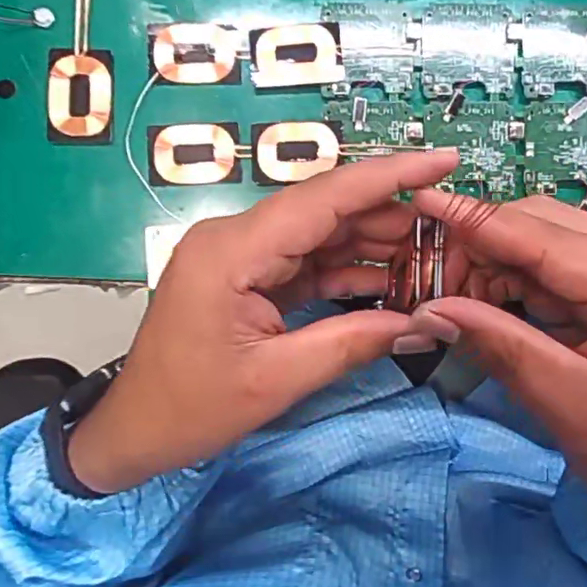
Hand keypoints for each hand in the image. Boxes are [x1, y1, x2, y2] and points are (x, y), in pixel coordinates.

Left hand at [68, 150, 462, 493]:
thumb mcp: (276, 380)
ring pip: (317, 235)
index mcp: (231, 250)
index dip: (389, 175)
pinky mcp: (243, 276)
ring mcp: (237, 255)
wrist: (135, 430)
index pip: (322, 198)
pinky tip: (386, 279)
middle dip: (389, 218)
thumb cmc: (190, 408)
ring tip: (429, 257)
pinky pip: (302, 262)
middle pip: (324, 212)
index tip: (444, 157)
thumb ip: (351, 343)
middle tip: (450, 232)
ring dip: (370, 245)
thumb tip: (421, 325)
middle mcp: (233, 238)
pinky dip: (343, 270)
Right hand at [408, 192, 586, 532]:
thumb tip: (430, 308)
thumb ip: (501, 346)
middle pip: (550, 226)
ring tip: (448, 292)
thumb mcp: (568, 407)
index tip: (426, 202)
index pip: (555, 242)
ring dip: (488, 259)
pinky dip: (505, 276)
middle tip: (426, 276)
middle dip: (481, 243)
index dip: (484, 221)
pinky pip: (548, 265)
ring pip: (543, 240)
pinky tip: (478, 298)